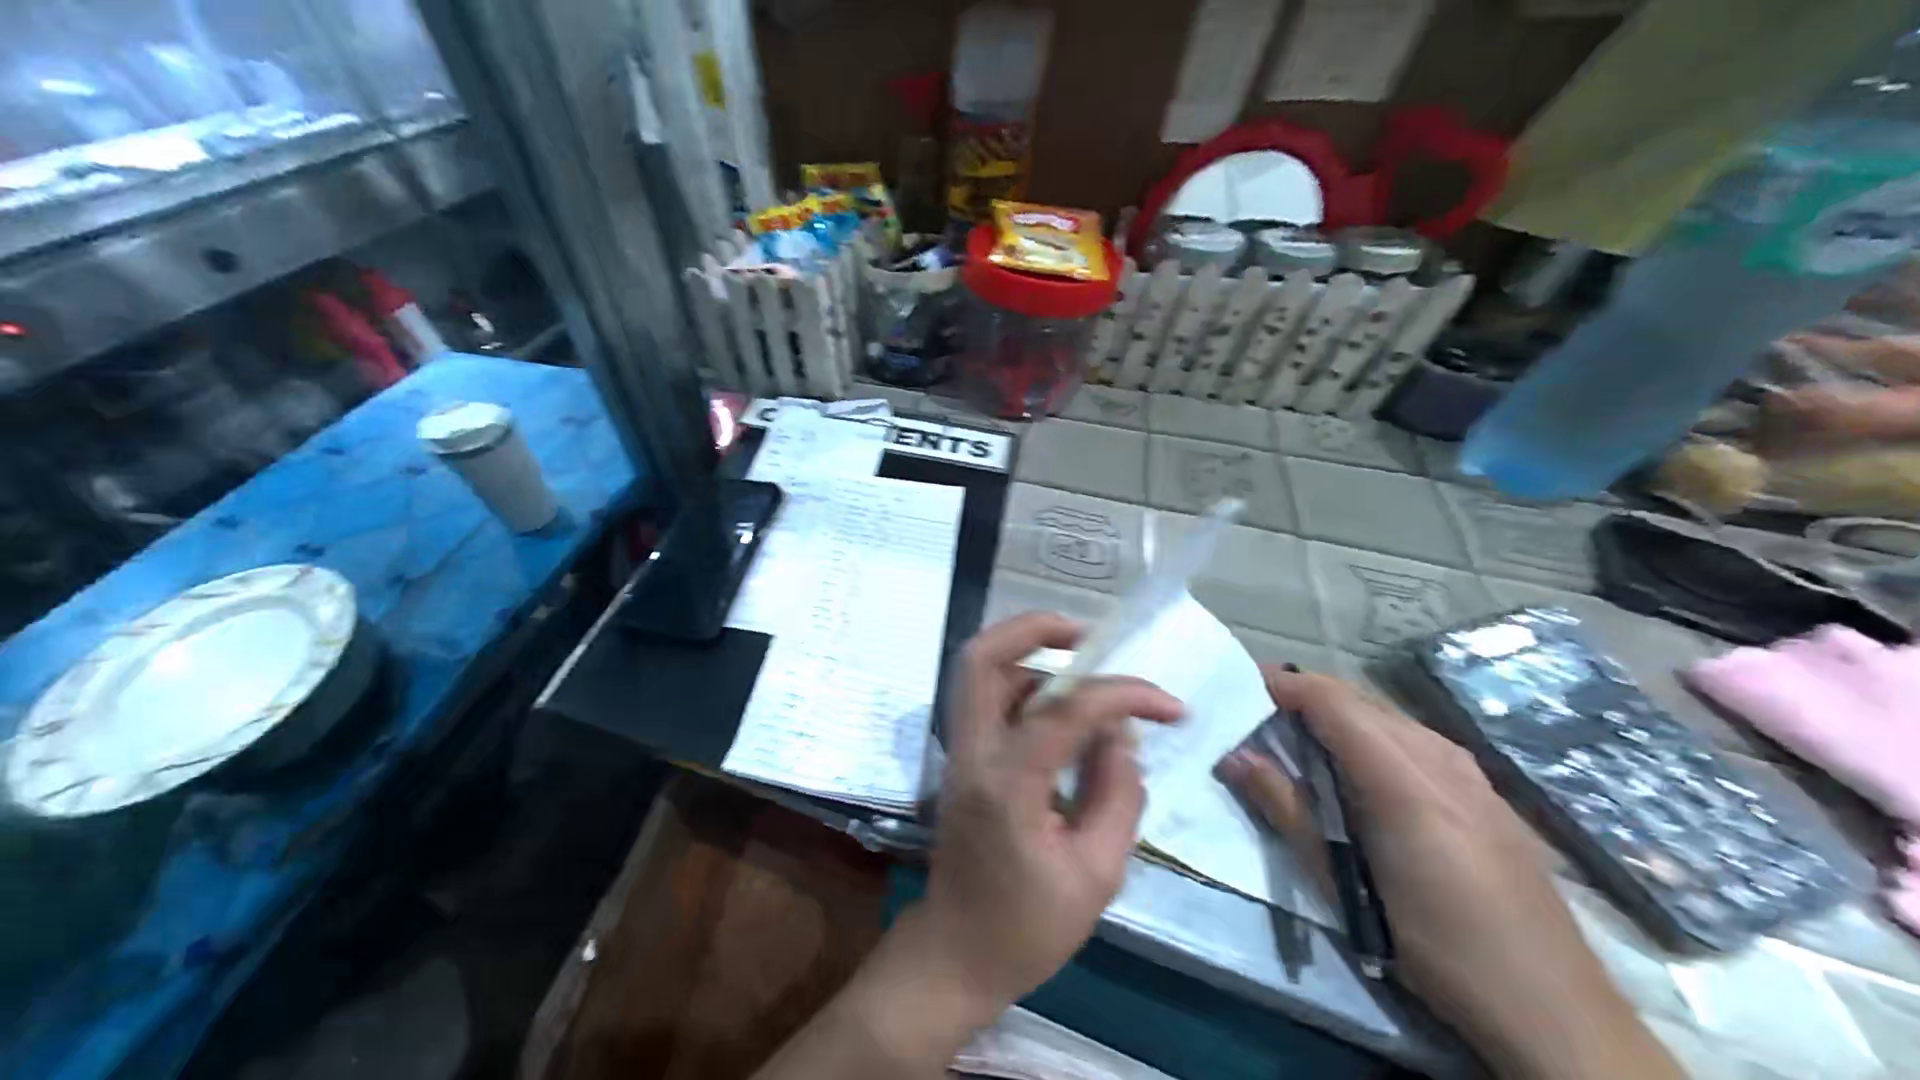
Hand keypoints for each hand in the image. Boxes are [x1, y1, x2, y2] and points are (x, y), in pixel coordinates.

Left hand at [899, 613, 1182, 1016]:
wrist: (956, 954)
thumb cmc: (1027, 928)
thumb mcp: (1097, 873)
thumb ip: (1117, 794)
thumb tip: (1122, 738)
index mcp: (1007, 784)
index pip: (1065, 709)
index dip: (1123, 694)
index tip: (1170, 705)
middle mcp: (973, 753)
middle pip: (980, 657)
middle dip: (1034, 628)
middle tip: (1088, 635)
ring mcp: (960, 753)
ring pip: (982, 672)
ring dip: (1034, 660)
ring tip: (1089, 682)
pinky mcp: (963, 759)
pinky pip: (991, 700)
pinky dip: (1027, 688)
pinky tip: (1066, 715)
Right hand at [1219, 670, 1679, 1079]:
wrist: (1554, 1008)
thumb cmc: (1434, 946)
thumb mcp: (1344, 884)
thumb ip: (1286, 809)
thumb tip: (1234, 757)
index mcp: (1402, 776)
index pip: (1331, 700)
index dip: (1284, 684)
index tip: (1241, 688)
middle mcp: (1439, 757)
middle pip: (1358, 700)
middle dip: (1305, 697)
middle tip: (1260, 718)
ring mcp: (1470, 772)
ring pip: (1388, 717)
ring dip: (1339, 717)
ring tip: (1302, 743)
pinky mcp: (1486, 791)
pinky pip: (1415, 739)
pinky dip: (1374, 736)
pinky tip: (1363, 773)